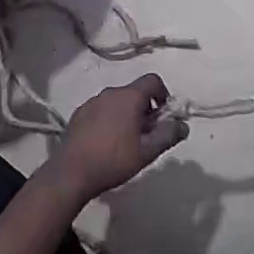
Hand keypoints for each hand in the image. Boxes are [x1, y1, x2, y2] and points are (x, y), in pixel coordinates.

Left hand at [44, 75, 186, 202]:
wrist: (70, 173)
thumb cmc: (113, 160)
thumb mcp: (147, 151)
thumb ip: (169, 135)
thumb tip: (183, 125)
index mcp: (129, 97)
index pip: (153, 80)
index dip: (163, 94)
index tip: (163, 116)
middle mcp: (110, 93)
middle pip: (135, 92)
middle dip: (146, 108)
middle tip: (147, 133)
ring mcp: (91, 102)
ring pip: (117, 101)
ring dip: (127, 114)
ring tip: (126, 140)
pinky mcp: (78, 114)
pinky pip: (101, 109)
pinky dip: (110, 118)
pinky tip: (106, 142)